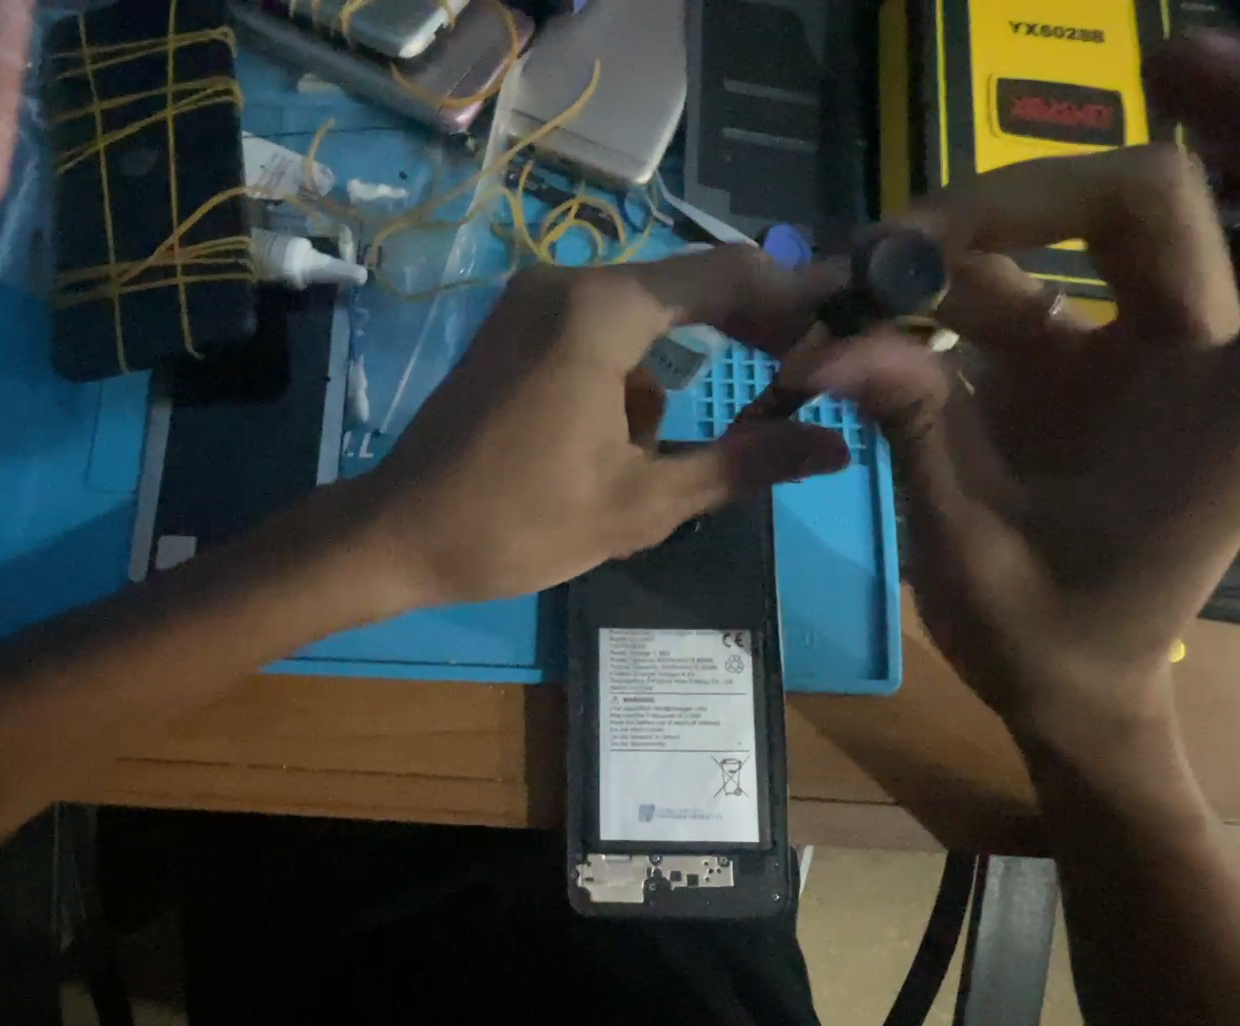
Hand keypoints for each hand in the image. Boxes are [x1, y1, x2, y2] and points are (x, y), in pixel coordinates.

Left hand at [364, 245, 855, 606]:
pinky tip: (607, 447)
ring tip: (660, 456)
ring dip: (667, 379)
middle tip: (788, 392)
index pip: (727, 274)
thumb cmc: (517, 525)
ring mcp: (528, 304)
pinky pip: (593, 338)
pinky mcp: (510, 332)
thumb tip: (836, 444)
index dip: (793, 302)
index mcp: (600, 311)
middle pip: (683, 291)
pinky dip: (621, 381)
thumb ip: (743, 464)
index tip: (842, 335)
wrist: (397, 536)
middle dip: (738, 341)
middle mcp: (564, 284)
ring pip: (638, 322)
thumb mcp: (641, 504)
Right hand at [777, 33, 1239, 747]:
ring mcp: (1127, 361)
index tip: (1170, 65)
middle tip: (886, 245)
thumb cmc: (1047, 640)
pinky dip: (936, 294)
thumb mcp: (968, 549)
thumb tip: (828, 347)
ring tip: (853, 286)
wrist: (1064, 688)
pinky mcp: (1065, 375)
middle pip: (1149, 205)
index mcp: (1235, 409)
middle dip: (1012, 198)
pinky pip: (1006, 297)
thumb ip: (915, 436)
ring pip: (1066, 242)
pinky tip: (869, 321)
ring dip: (956, 244)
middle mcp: (1197, 361)